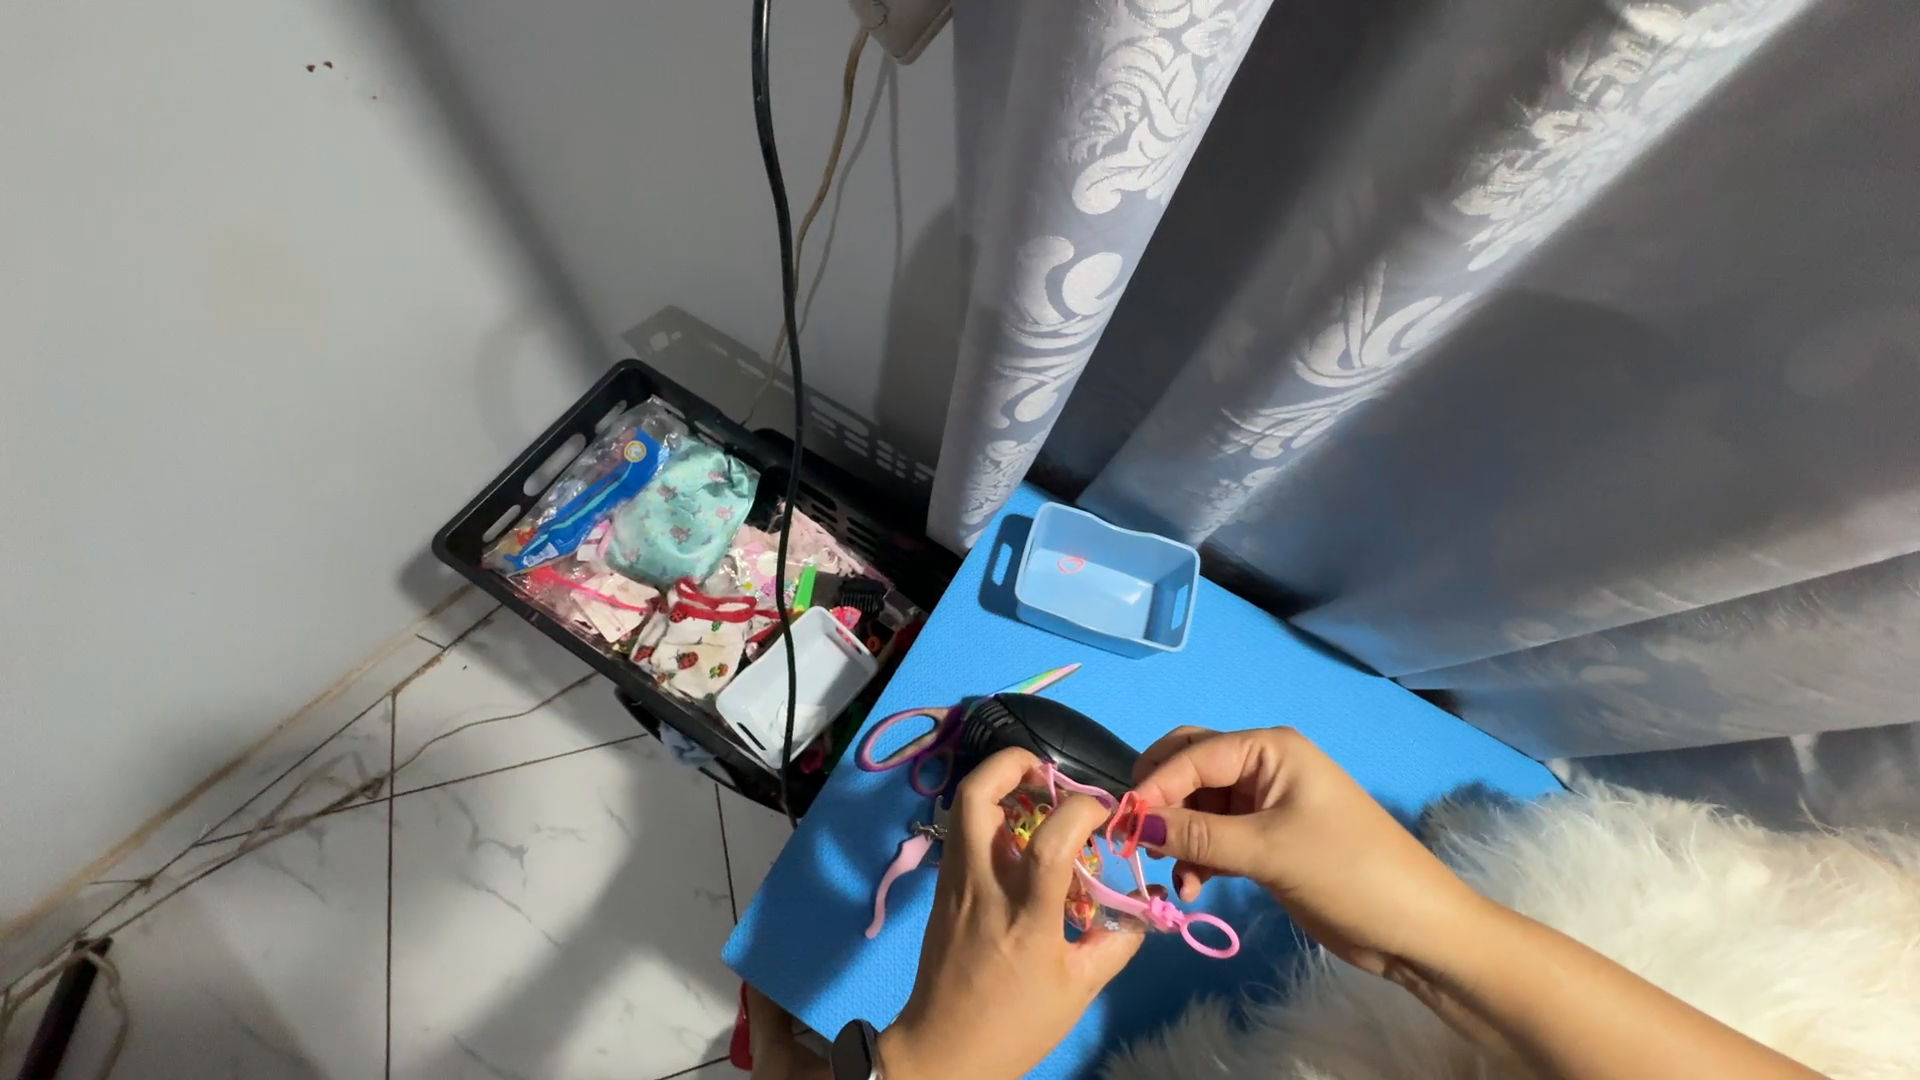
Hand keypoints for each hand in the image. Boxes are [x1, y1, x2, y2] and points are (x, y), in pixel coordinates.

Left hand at [880, 747, 1142, 1079]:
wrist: (942, 1052)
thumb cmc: (1015, 1024)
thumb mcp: (1079, 989)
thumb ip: (1118, 939)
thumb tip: (1145, 901)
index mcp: (1025, 915)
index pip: (1052, 840)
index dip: (1082, 811)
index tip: (1103, 813)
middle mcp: (983, 883)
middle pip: (977, 795)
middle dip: (1012, 764)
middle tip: (1048, 773)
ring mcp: (954, 879)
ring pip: (962, 804)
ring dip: (998, 783)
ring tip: (1035, 793)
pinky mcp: (942, 884)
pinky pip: (962, 828)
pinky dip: (988, 812)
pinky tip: (1017, 832)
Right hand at [1130, 726, 1486, 976]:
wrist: (1420, 933)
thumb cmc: (1349, 872)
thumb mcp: (1268, 850)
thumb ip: (1196, 834)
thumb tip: (1131, 820)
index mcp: (1268, 749)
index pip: (1194, 754)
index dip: (1155, 784)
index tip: (1122, 820)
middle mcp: (1261, 766)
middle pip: (1190, 770)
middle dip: (1162, 802)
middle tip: (1137, 837)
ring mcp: (1262, 803)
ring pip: (1197, 806)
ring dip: (1179, 836)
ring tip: (1171, 872)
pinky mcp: (1264, 838)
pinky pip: (1213, 835)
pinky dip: (1198, 857)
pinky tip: (1193, 886)